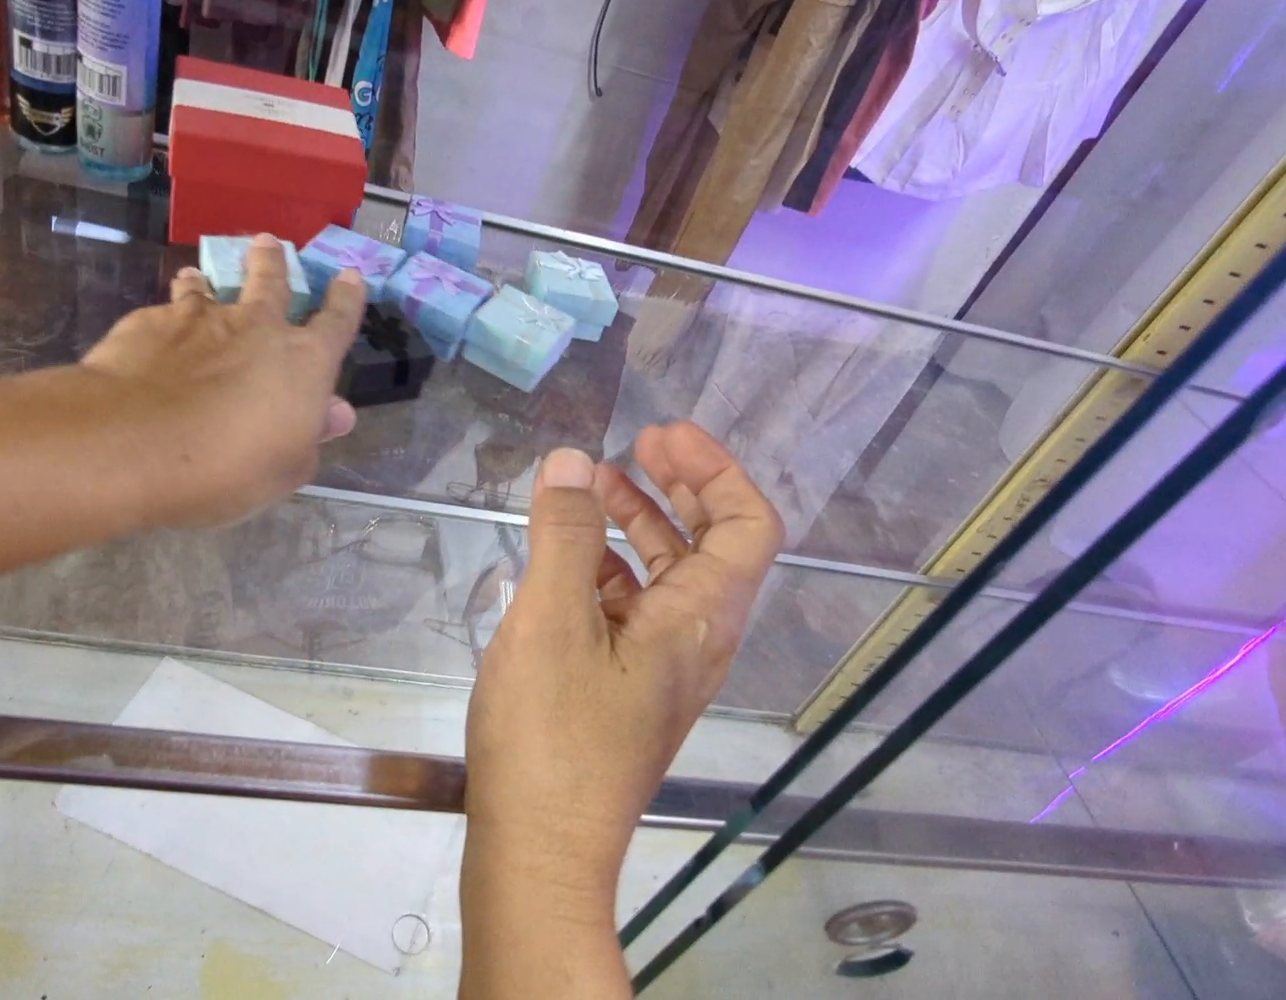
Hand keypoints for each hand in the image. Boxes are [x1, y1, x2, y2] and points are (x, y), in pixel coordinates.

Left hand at [78, 234, 365, 527]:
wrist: (137, 446)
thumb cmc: (232, 468)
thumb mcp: (289, 466)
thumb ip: (312, 434)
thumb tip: (336, 413)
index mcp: (304, 361)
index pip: (337, 321)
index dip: (347, 299)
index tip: (350, 276)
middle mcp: (256, 327)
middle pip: (271, 281)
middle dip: (273, 262)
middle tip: (267, 243)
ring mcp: (199, 319)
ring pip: (207, 287)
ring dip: (206, 281)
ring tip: (197, 277)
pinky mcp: (148, 324)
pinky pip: (163, 314)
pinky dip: (164, 320)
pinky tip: (153, 337)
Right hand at [464, 423, 783, 898]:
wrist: (538, 850)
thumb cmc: (552, 734)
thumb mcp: (553, 620)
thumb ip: (567, 534)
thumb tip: (573, 461)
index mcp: (699, 620)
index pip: (747, 525)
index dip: (716, 469)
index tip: (662, 435)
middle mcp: (695, 640)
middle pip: (710, 545)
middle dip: (678, 486)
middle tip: (636, 445)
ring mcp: (659, 667)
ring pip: (666, 576)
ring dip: (638, 524)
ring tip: (590, 488)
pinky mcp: (625, 687)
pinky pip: (630, 609)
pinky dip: (606, 569)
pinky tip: (564, 559)